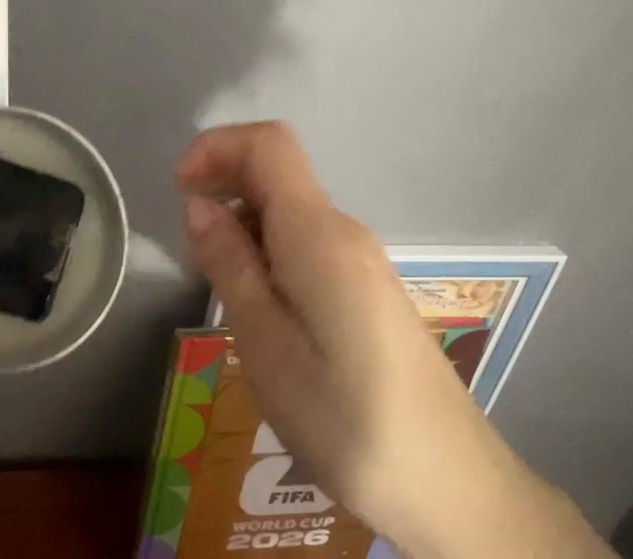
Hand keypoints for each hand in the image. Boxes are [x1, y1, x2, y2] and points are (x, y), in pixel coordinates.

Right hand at [178, 122, 610, 558]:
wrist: (452, 488)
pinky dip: (268, 253)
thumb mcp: (265, 342)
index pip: (269, 144)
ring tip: (220, 292)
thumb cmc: (344, 416)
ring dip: (242, 228)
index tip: (180, 192)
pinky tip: (261, 312)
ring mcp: (362, 262)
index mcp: (318, 235)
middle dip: (221, 191)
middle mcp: (344, 233)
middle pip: (276, 175)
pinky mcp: (368, 292)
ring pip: (288, 213)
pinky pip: (307, 245)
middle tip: (191, 253)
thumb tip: (198, 203)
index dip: (216, 147)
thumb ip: (230, 264)